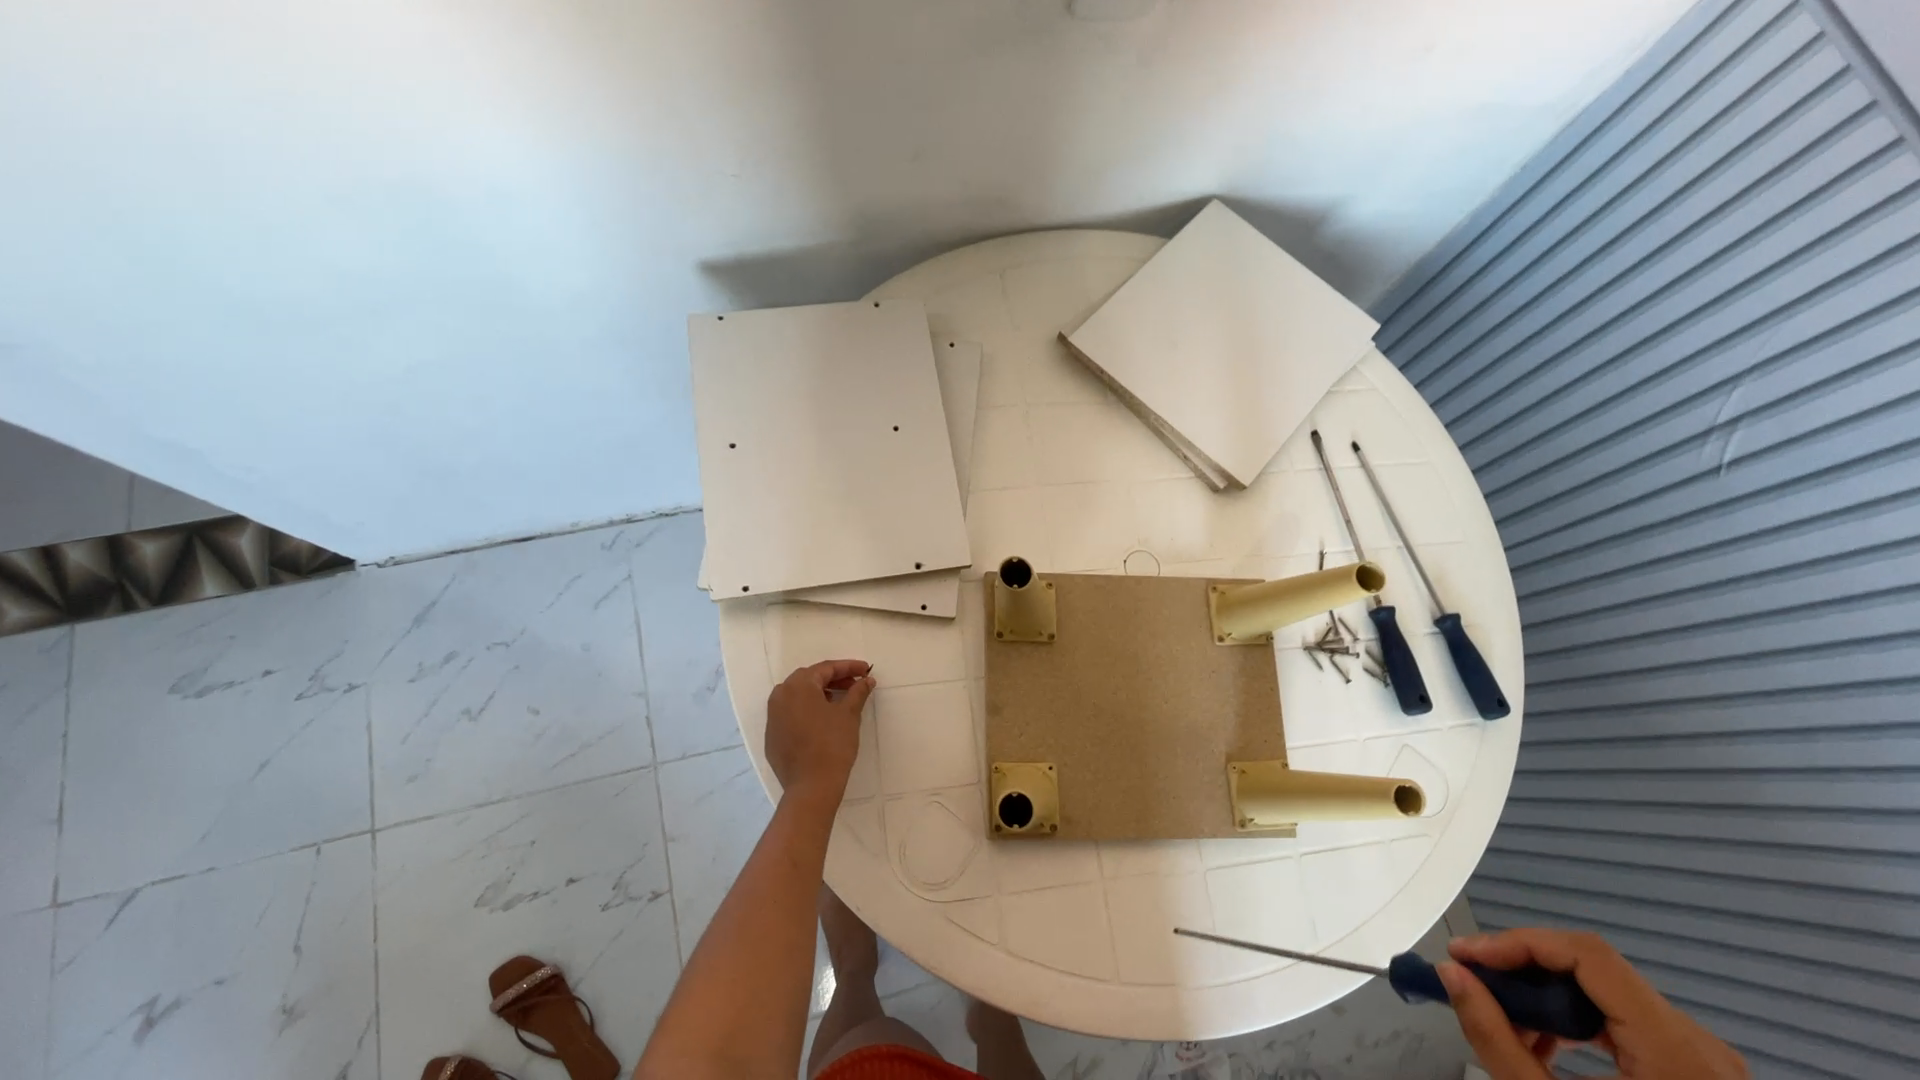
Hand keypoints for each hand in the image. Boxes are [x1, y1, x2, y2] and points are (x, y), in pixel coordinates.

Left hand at [764, 660, 875, 807]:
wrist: (811, 786)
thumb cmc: (833, 744)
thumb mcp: (849, 714)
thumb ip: (857, 692)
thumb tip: (866, 681)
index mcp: (798, 686)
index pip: (826, 669)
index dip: (848, 667)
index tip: (866, 671)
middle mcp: (780, 696)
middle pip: (809, 679)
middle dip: (833, 679)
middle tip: (855, 685)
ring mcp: (773, 717)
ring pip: (798, 697)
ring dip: (819, 694)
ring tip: (840, 701)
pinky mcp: (772, 736)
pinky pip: (791, 714)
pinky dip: (807, 711)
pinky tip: (822, 722)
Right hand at [1440, 930, 1746, 1079]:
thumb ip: (1496, 1039)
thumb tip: (1451, 973)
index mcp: (1676, 1052)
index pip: (1588, 956)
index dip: (1519, 944)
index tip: (1464, 955)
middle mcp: (1699, 1043)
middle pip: (1595, 971)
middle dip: (1523, 970)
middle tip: (1470, 981)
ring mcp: (1701, 1057)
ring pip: (1606, 993)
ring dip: (1543, 996)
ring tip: (1500, 1020)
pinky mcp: (1692, 1069)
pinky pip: (1623, 1021)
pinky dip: (1573, 1021)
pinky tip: (1540, 1044)